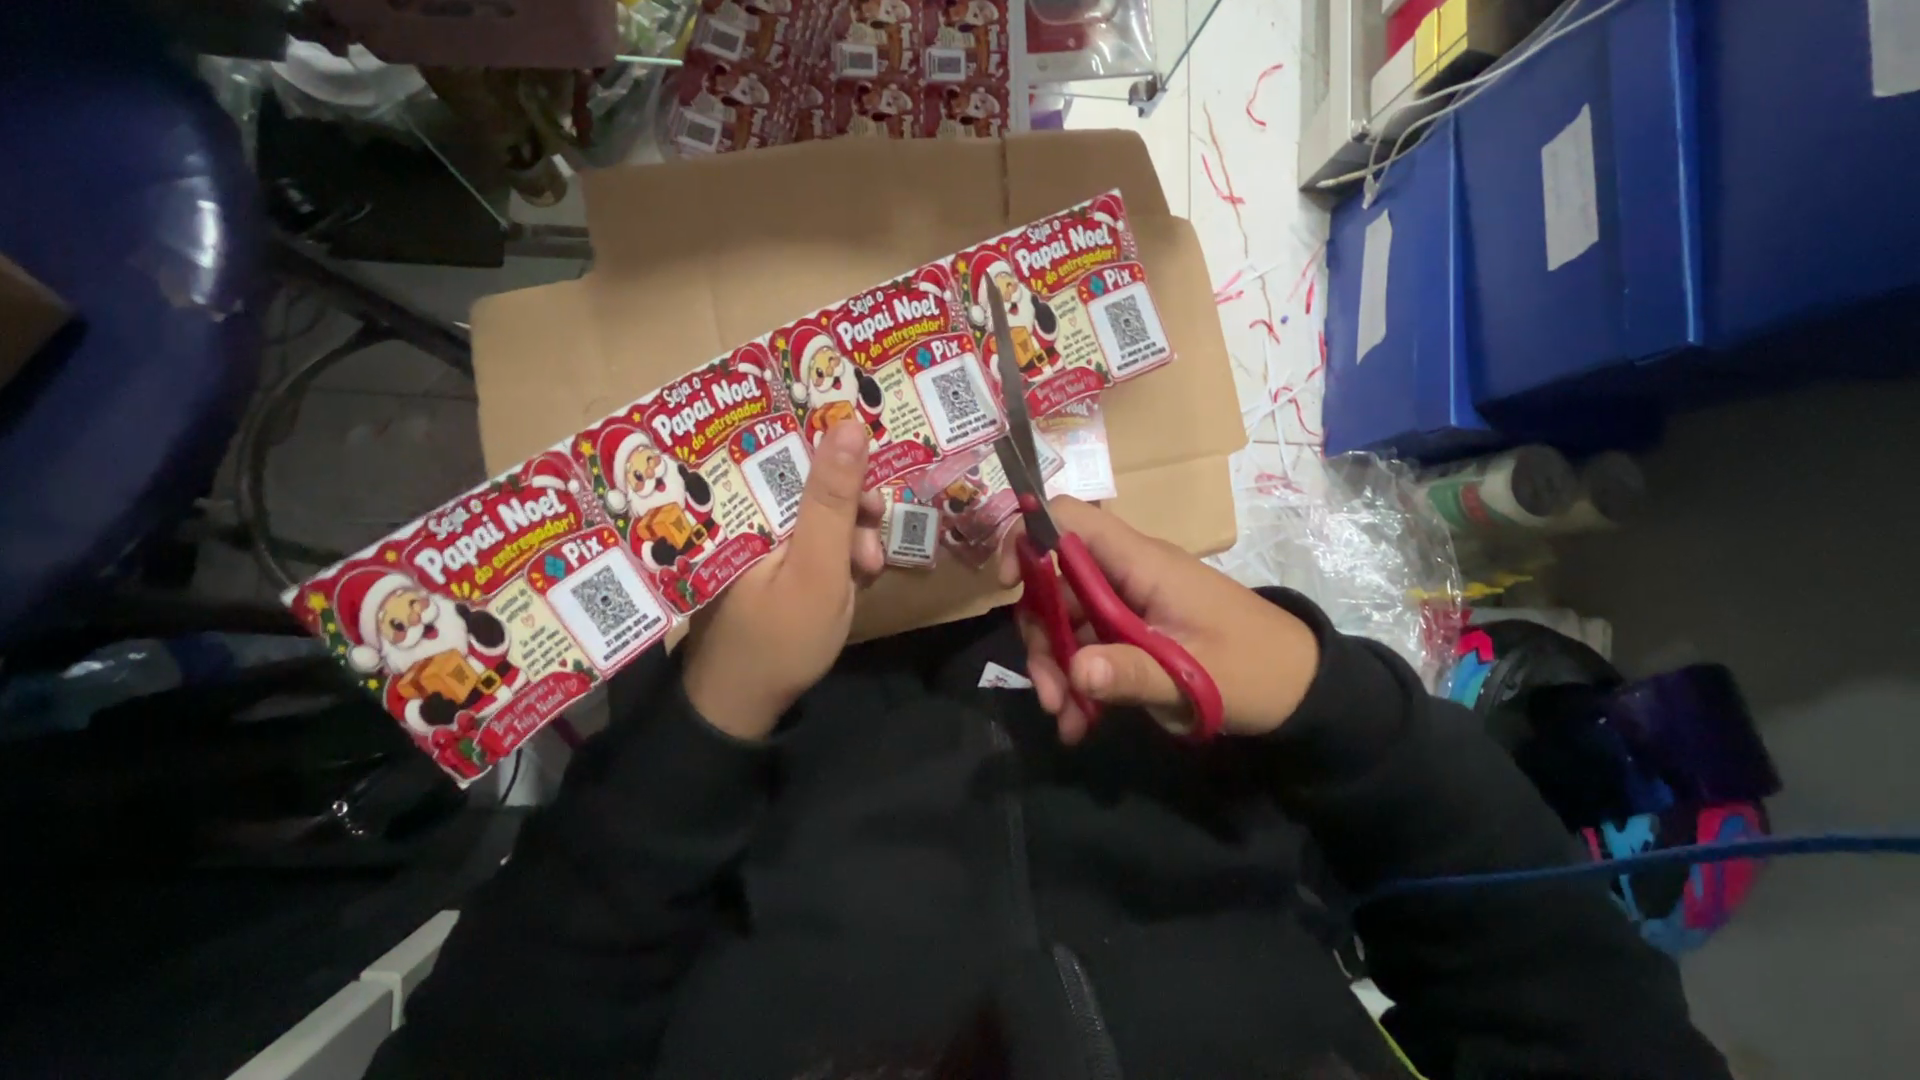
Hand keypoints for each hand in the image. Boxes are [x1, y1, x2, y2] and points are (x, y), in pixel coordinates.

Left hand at [681, 420, 885, 739]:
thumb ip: (833, 499)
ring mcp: (760, 541)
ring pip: (820, 515)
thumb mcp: (818, 566)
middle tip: (875, 536)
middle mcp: (748, 514)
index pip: (792, 448)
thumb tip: (848, 423)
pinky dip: (840, 557)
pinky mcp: (771, 565)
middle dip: (855, 508)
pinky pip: (814, 543)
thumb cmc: (780, 637)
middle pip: (811, 482)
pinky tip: (856, 579)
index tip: (877, 475)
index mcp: (747, 504)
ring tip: (868, 570)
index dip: (841, 453)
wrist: (745, 705)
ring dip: (854, 537)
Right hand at [997, 496, 1319, 743]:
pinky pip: (1087, 647)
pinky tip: (1082, 723)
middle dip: (1039, 637)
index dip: (1028, 536)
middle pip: (1053, 584)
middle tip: (1050, 696)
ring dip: (1057, 670)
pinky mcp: (1131, 633)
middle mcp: (1125, 576)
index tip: (1008, 584)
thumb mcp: (1194, 677)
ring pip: (1063, 622)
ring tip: (1068, 721)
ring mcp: (1127, 605)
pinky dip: (1079, 682)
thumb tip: (1074, 673)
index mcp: (1141, 564)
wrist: (1302, 688)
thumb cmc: (1255, 669)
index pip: (1070, 519)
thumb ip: (1134, 674)